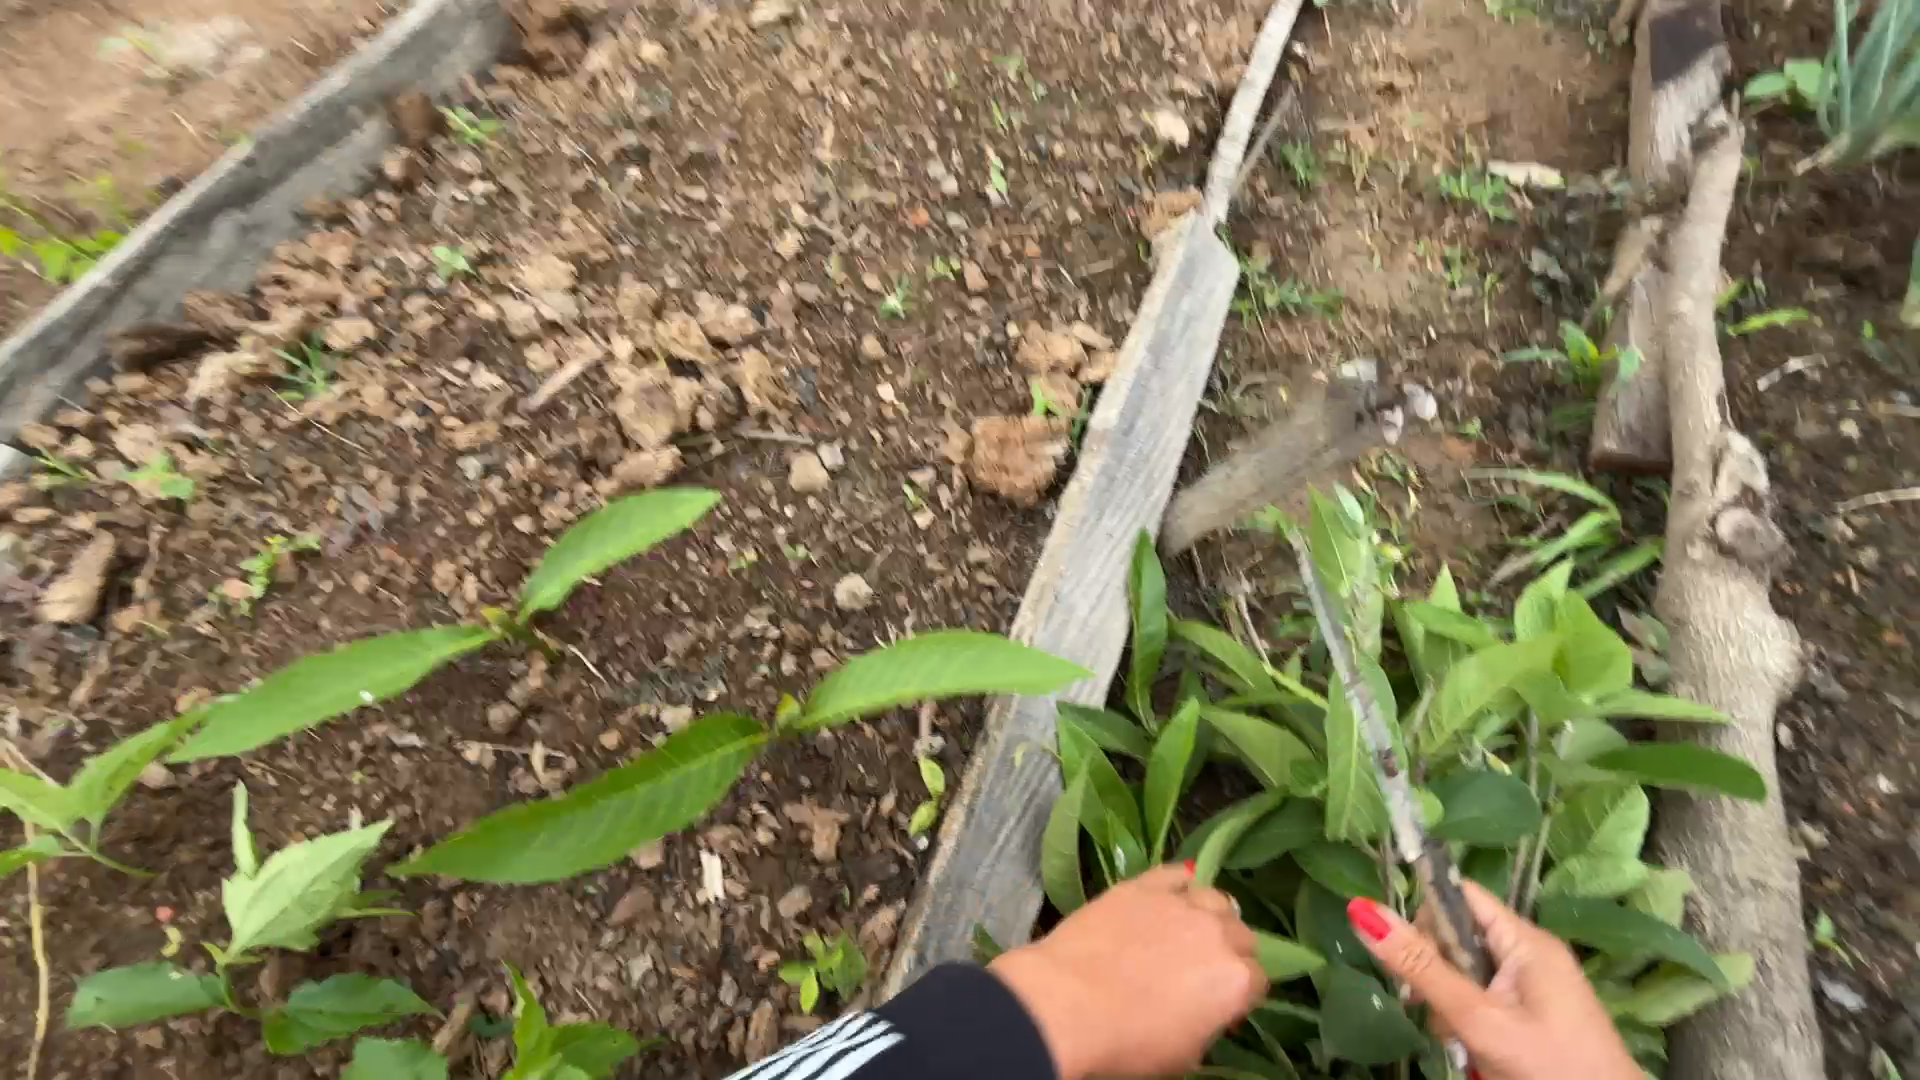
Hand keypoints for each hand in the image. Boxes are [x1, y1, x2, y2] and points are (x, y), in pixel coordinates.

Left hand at [987, 863, 1266, 1079]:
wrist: (1071, 1000)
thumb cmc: (1130, 1040)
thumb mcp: (1187, 1051)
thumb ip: (1210, 1018)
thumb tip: (1208, 1005)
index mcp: (1236, 980)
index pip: (1257, 979)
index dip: (1240, 991)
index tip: (1220, 1000)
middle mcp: (1217, 933)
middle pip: (1241, 934)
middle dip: (1230, 949)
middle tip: (1205, 965)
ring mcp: (1179, 902)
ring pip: (1215, 897)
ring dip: (1211, 913)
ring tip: (1192, 926)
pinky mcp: (1143, 884)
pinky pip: (1175, 873)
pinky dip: (1181, 881)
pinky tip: (1173, 892)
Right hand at [1346, 881, 1640, 1079]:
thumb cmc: (1551, 1070)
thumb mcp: (1477, 1019)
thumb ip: (1420, 966)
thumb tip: (1361, 908)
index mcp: (1526, 941)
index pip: (1457, 894)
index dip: (1425, 913)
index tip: (1406, 951)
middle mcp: (1529, 953)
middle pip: (1455, 934)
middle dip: (1432, 968)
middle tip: (1426, 1005)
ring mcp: (1533, 986)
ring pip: (1463, 969)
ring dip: (1445, 999)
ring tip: (1455, 1037)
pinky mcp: (1533, 1013)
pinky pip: (1480, 995)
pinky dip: (1465, 1016)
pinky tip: (1467, 1043)